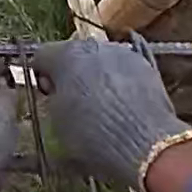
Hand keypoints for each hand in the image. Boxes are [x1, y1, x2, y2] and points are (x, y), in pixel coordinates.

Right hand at [33, 40, 191, 191]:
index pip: (41, 57)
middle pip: (71, 55)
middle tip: (75, 103)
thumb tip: (54, 91)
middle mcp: (89, 45)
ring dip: (95, 76)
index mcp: (63, 56)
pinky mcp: (143, 64)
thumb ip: (51, 98)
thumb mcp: (57, 123)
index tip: (48, 96)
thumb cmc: (95, 136)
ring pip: (98, 60)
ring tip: (104, 106)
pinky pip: (121, 69)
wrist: (150, 146)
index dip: (41, 77)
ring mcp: (119, 52)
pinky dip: (118, 81)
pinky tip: (124, 105)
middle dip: (70, 74)